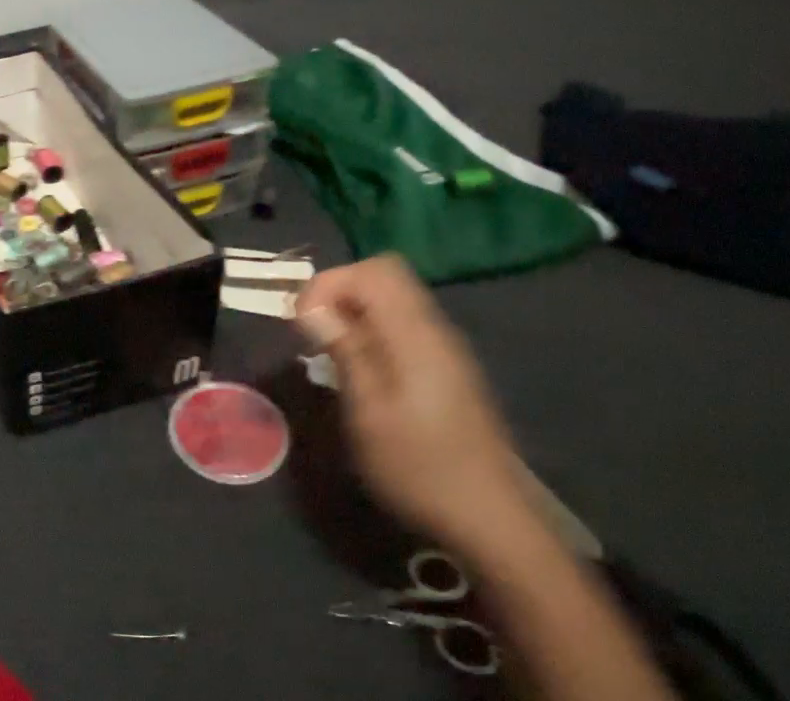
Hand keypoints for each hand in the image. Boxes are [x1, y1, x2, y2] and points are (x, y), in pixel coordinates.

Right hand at [297, 255, 530, 552]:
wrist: (489, 519)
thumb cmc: (419, 467)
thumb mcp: (368, 412)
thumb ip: (345, 351)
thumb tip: (313, 308)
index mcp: (416, 336)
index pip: (374, 271)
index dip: (329, 283)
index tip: (301, 322)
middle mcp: (435, 332)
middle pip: (385, 278)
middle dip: (338, 293)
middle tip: (311, 333)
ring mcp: (445, 351)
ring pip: (394, 302)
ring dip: (353, 314)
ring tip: (328, 354)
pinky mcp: (447, 371)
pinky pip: (403, 328)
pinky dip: (372, 333)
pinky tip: (360, 373)